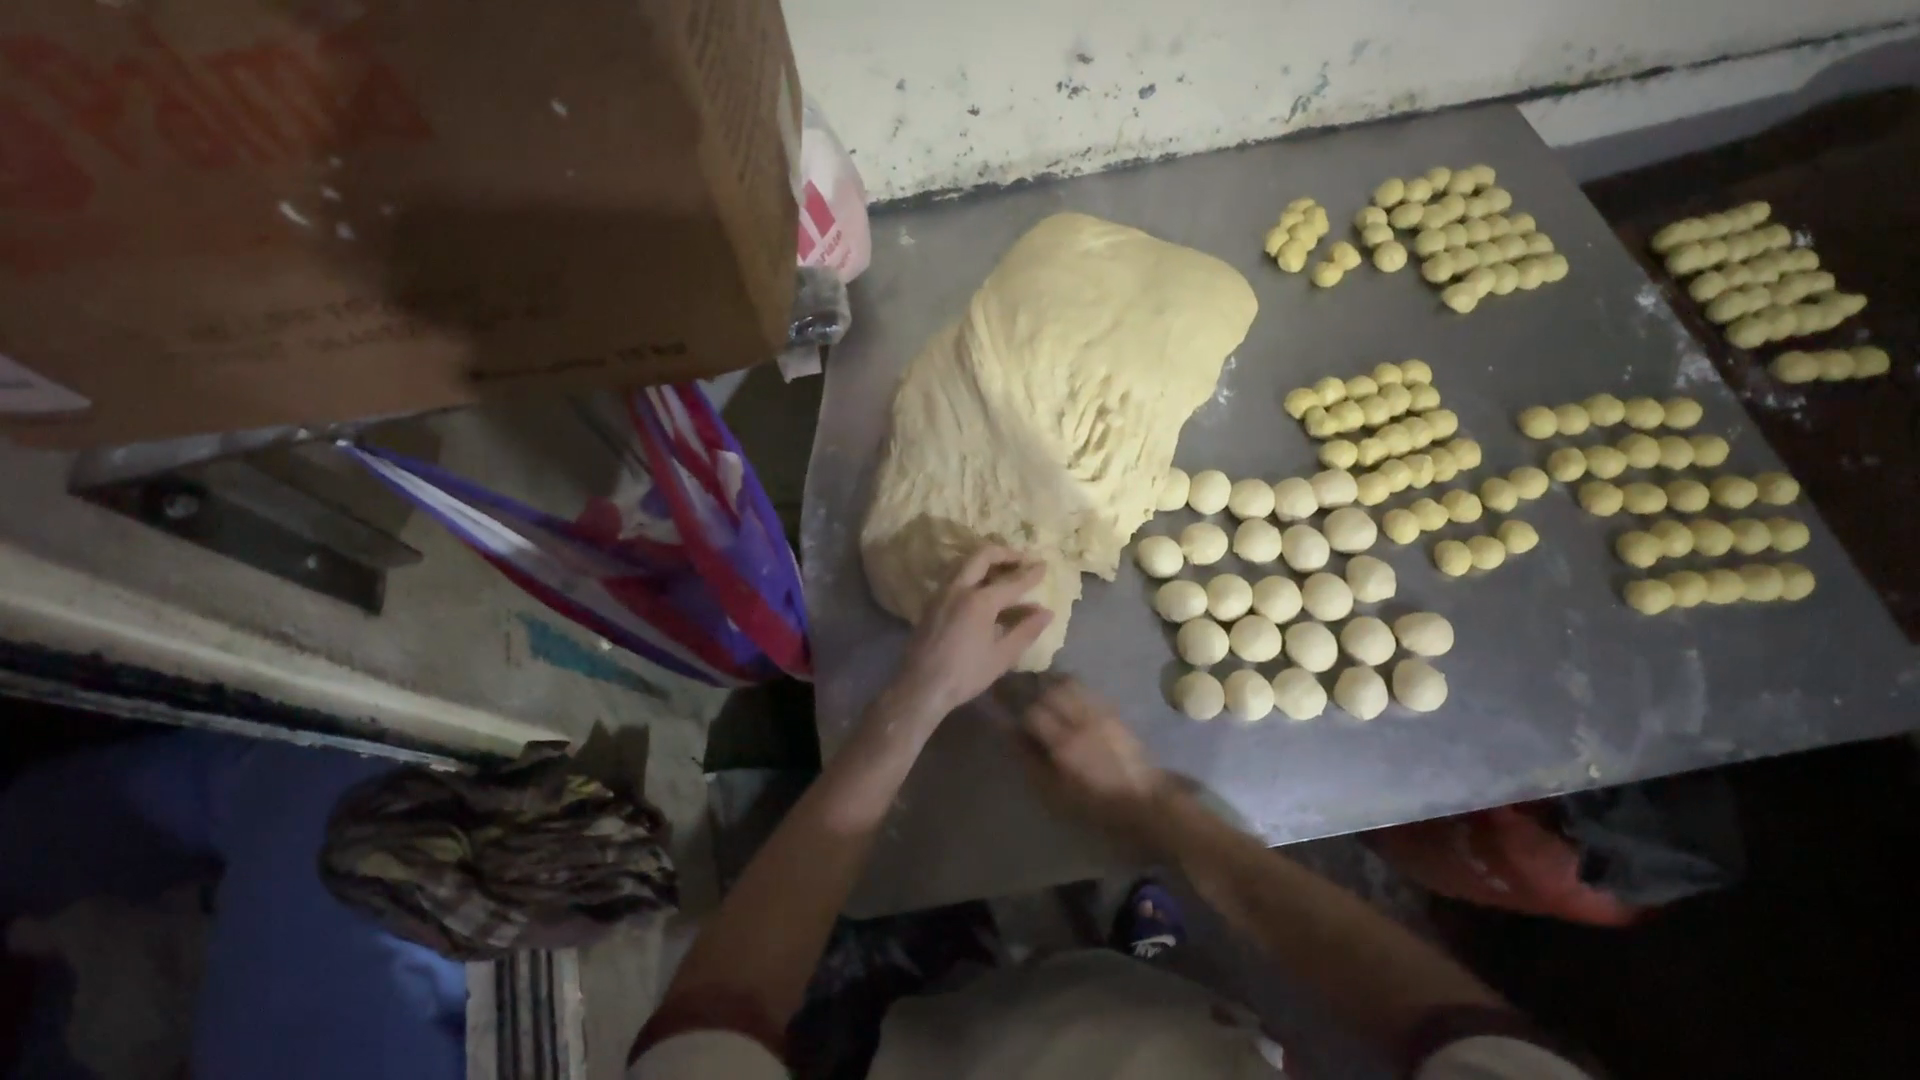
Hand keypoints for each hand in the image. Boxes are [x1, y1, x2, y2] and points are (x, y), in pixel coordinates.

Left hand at [890, 545, 1053, 719]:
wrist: (921, 686)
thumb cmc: (966, 674)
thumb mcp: (1003, 656)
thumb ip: (1026, 630)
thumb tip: (1047, 612)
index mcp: (979, 601)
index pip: (1012, 582)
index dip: (1031, 574)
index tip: (1044, 566)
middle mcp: (958, 588)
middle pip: (982, 556)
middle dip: (1004, 553)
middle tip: (1021, 559)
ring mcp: (941, 593)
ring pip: (964, 564)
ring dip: (984, 561)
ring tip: (1002, 570)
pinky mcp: (930, 603)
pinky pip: (953, 577)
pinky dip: (970, 574)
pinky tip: (979, 588)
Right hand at [1015, 677, 1169, 841]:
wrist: (1146, 802)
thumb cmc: (1096, 805)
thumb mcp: (1055, 794)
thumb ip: (1030, 761)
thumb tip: (1009, 733)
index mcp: (1064, 743)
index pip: (1031, 710)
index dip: (1010, 702)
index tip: (995, 699)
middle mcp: (1081, 719)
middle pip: (1048, 688)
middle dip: (1025, 684)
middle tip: (1009, 686)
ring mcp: (1099, 712)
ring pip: (1067, 681)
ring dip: (1046, 680)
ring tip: (1032, 685)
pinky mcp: (1112, 711)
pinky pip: (1084, 687)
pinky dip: (1066, 684)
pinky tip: (1059, 692)